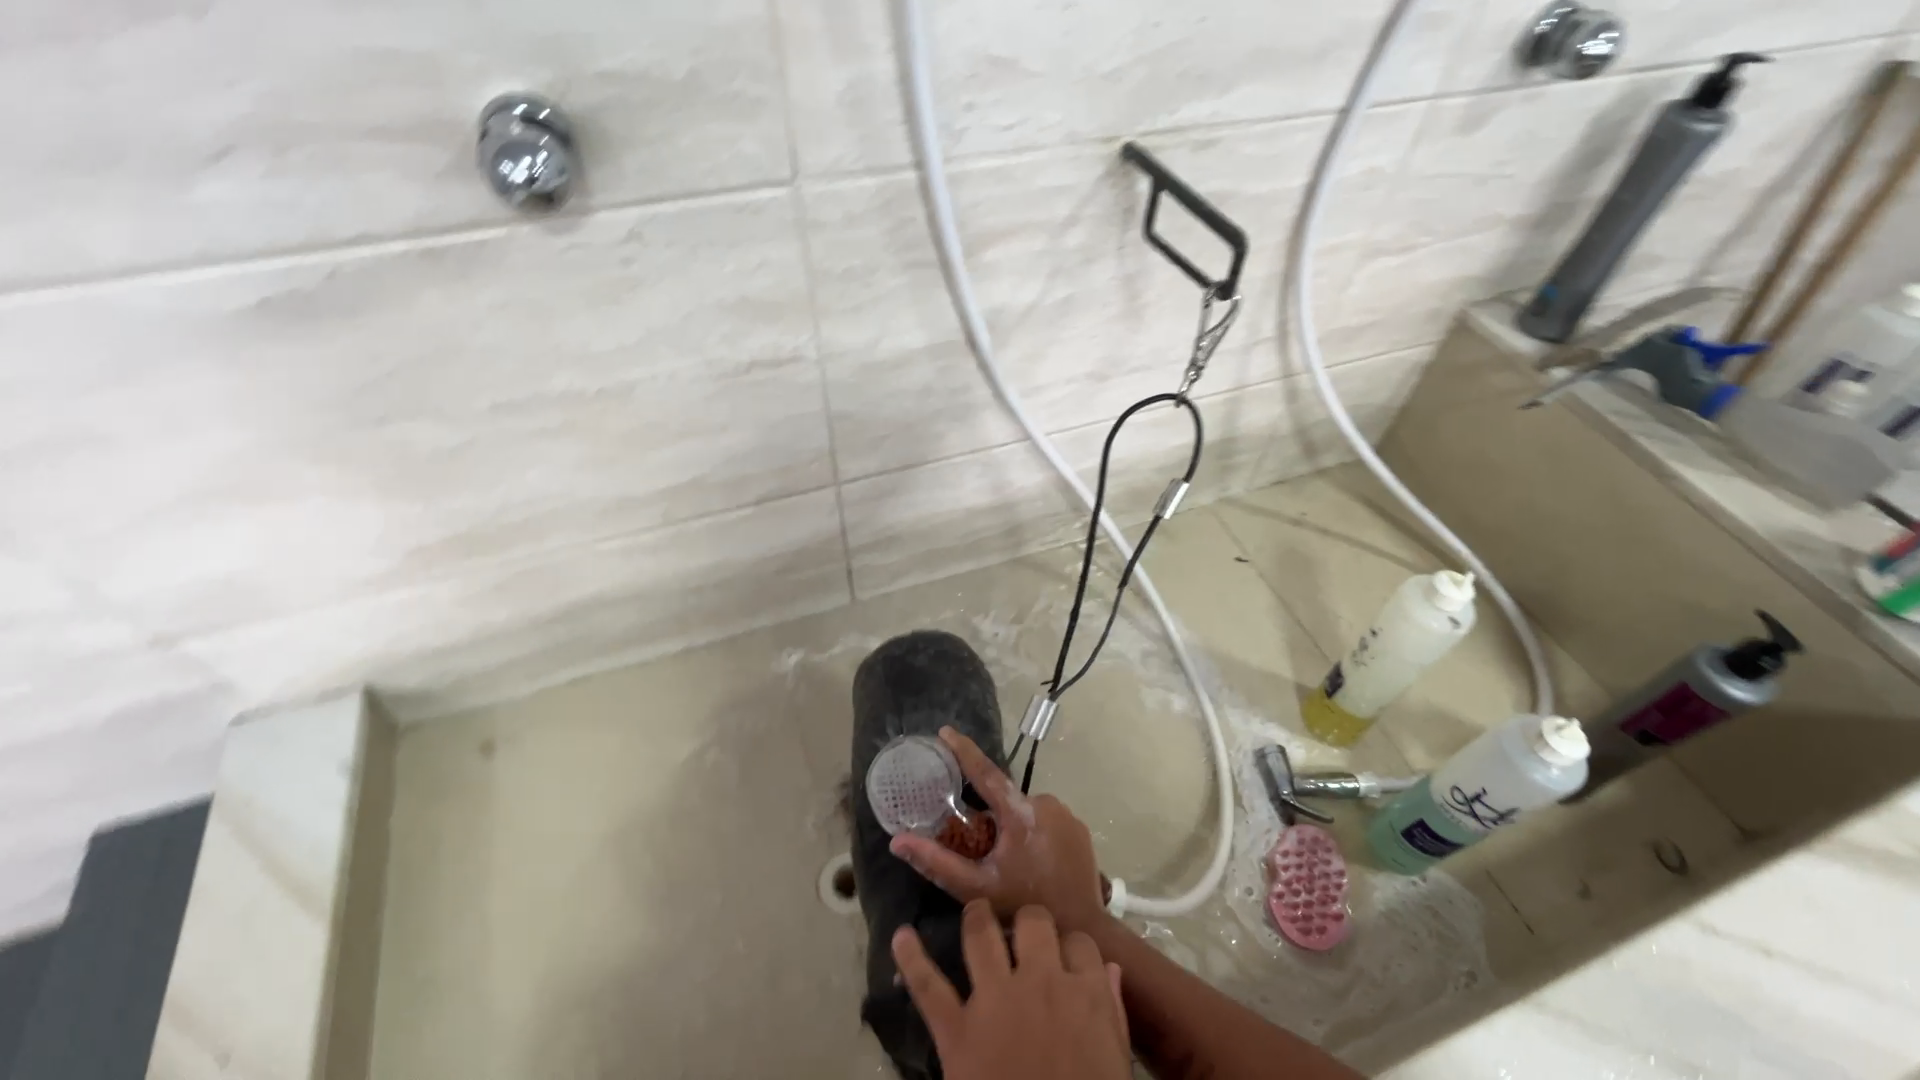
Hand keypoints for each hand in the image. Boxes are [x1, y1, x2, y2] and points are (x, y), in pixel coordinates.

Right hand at [891, 727, 1109, 934]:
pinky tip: (1032, 862)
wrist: (1081, 929)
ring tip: (1009, 863)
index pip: (985, 772)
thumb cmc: (1023, 906)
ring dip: (1013, 826)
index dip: (963, 750)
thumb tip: (898, 842)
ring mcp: (1067, 815)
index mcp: (1019, 813)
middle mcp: (1046, 804)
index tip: (945, 732)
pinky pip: (1047, 820)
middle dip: (990, 815)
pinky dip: (1034, 833)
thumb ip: (935, 862)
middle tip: (980, 846)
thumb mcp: (974, 888)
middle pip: (1005, 798)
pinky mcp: (1080, 828)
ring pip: (1026, 810)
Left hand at [893, 901, 1130, 1079]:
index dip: (1071, 946)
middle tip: (1024, 930)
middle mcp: (1040, 981)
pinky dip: (911, 960)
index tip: (1066, 954)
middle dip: (1030, 921)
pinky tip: (900, 937)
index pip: (1080, 944)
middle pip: (1034, 923)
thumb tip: (1107, 970)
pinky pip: (929, 986)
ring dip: (977, 918)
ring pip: (982, 936)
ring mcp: (994, 1000)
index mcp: (1084, 994)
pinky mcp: (956, 1028)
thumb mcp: (1116, 1061)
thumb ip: (1111, 1013)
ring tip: (975, 911)